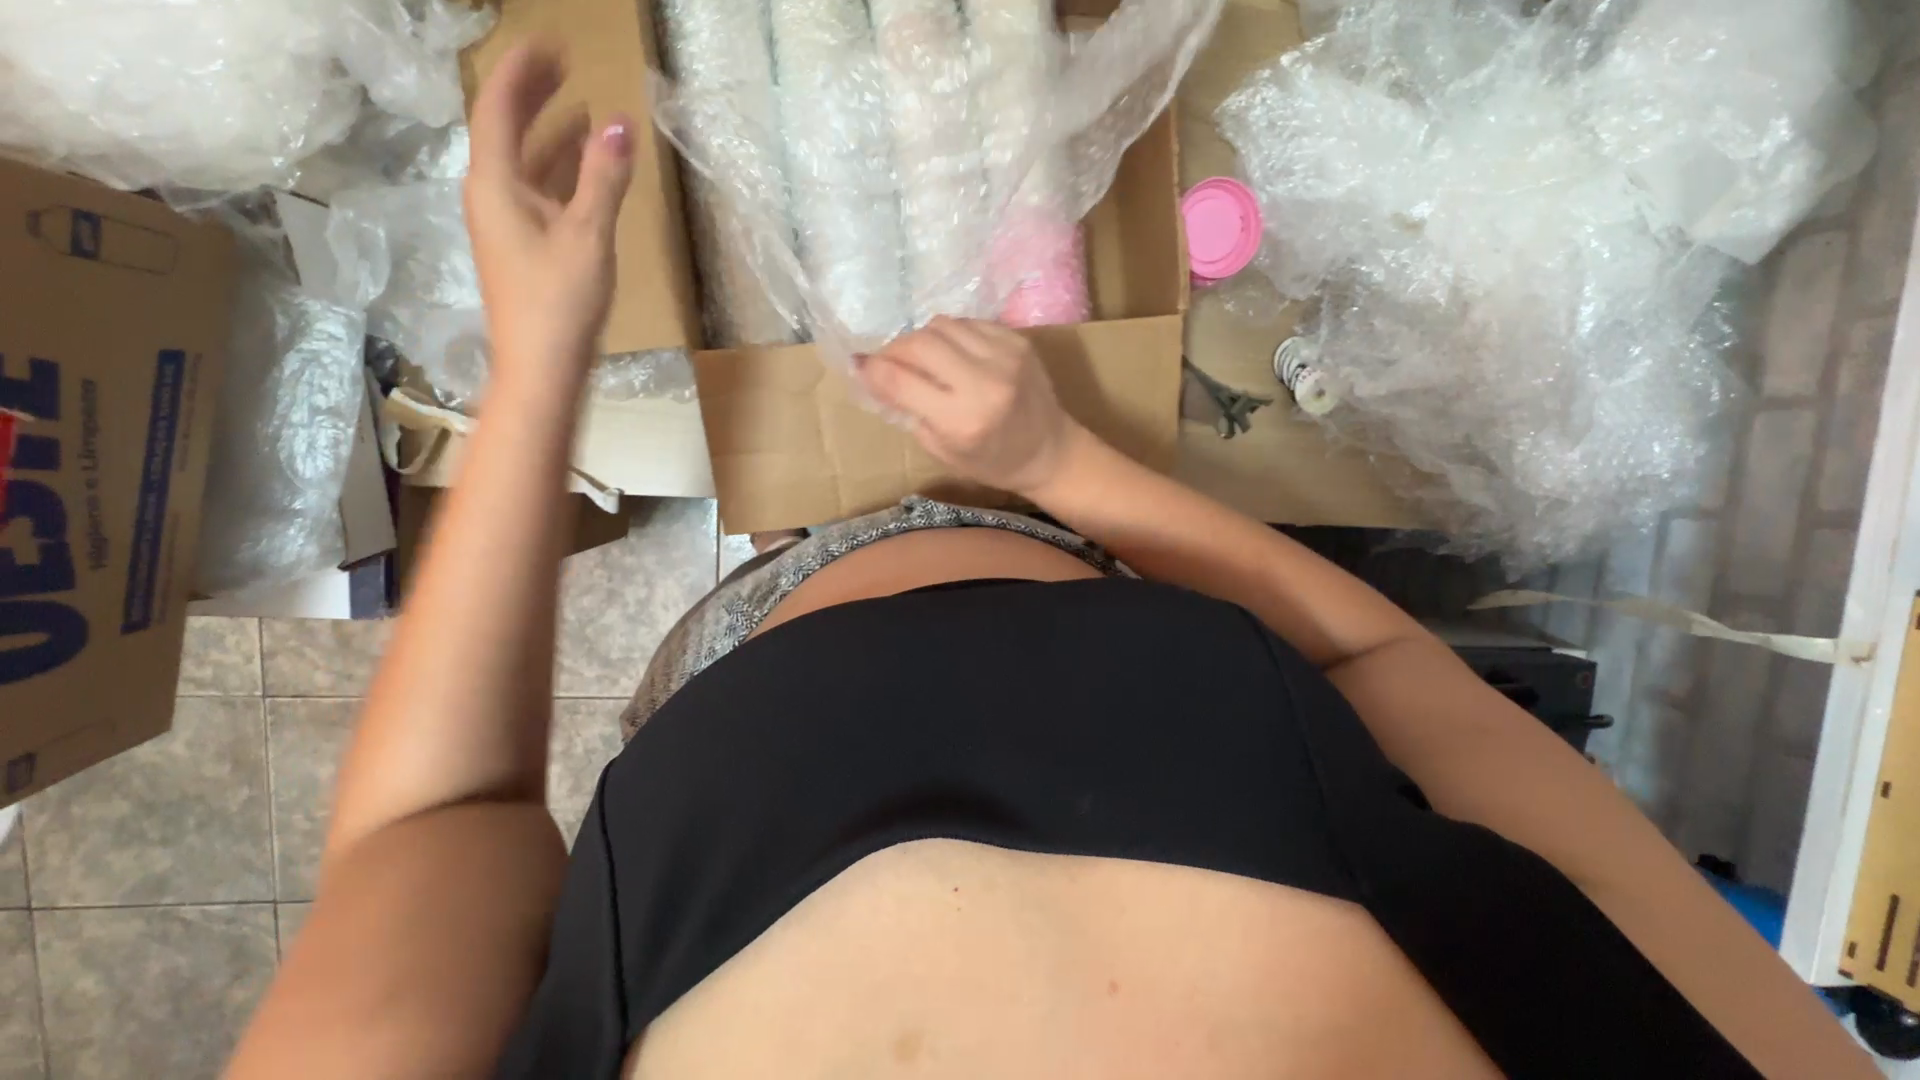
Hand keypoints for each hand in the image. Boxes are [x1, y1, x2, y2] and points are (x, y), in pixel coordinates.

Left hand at [466, 45, 632, 385]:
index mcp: (496, 186)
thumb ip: (603, 178)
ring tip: (581, 110)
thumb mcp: (588, 236)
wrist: (541, 368)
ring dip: (552, 136)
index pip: (499, 110)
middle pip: (508, 132)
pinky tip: (584, 171)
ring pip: (527, 165)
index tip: (547, 43)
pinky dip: (562, 173)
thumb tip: (619, 123)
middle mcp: (493, 198)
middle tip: (564, 65)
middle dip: (535, 97)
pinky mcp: (526, 249)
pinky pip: (540, 193)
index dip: (520, 72)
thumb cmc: (559, 302)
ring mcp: (508, 225)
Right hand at [856, 317, 1089, 496]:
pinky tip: (952, 354)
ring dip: (923, 339)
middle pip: (919, 343)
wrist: (1050, 450)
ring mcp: (1005, 356)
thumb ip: (907, 409)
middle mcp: (984, 382)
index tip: (859, 364)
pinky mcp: (1017, 341)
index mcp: (962, 420)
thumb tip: (872, 373)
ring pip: (942, 325)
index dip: (873, 369)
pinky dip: (951, 335)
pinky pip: (968, 323)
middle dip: (895, 349)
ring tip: (921, 357)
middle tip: (889, 360)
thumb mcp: (941, 448)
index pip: (901, 381)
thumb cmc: (991, 461)